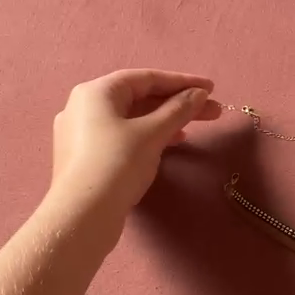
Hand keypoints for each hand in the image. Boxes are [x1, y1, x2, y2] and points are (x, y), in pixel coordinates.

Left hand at [46, 70, 221, 221]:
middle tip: (212, 110)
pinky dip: (148, 135)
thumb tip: (199, 94)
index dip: (182, 81)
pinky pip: (123, 135)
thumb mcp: (153, 133)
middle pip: (139, 97)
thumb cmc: (118, 164)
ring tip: (194, 127)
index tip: (211, 88)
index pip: (146, 78)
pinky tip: (170, 143)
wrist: (83, 216)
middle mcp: (84, 106)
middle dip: (177, 103)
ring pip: (132, 118)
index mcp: (96, 92)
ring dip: (166, 120)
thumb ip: (179, 109)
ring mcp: (82, 132)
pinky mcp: (86, 156)